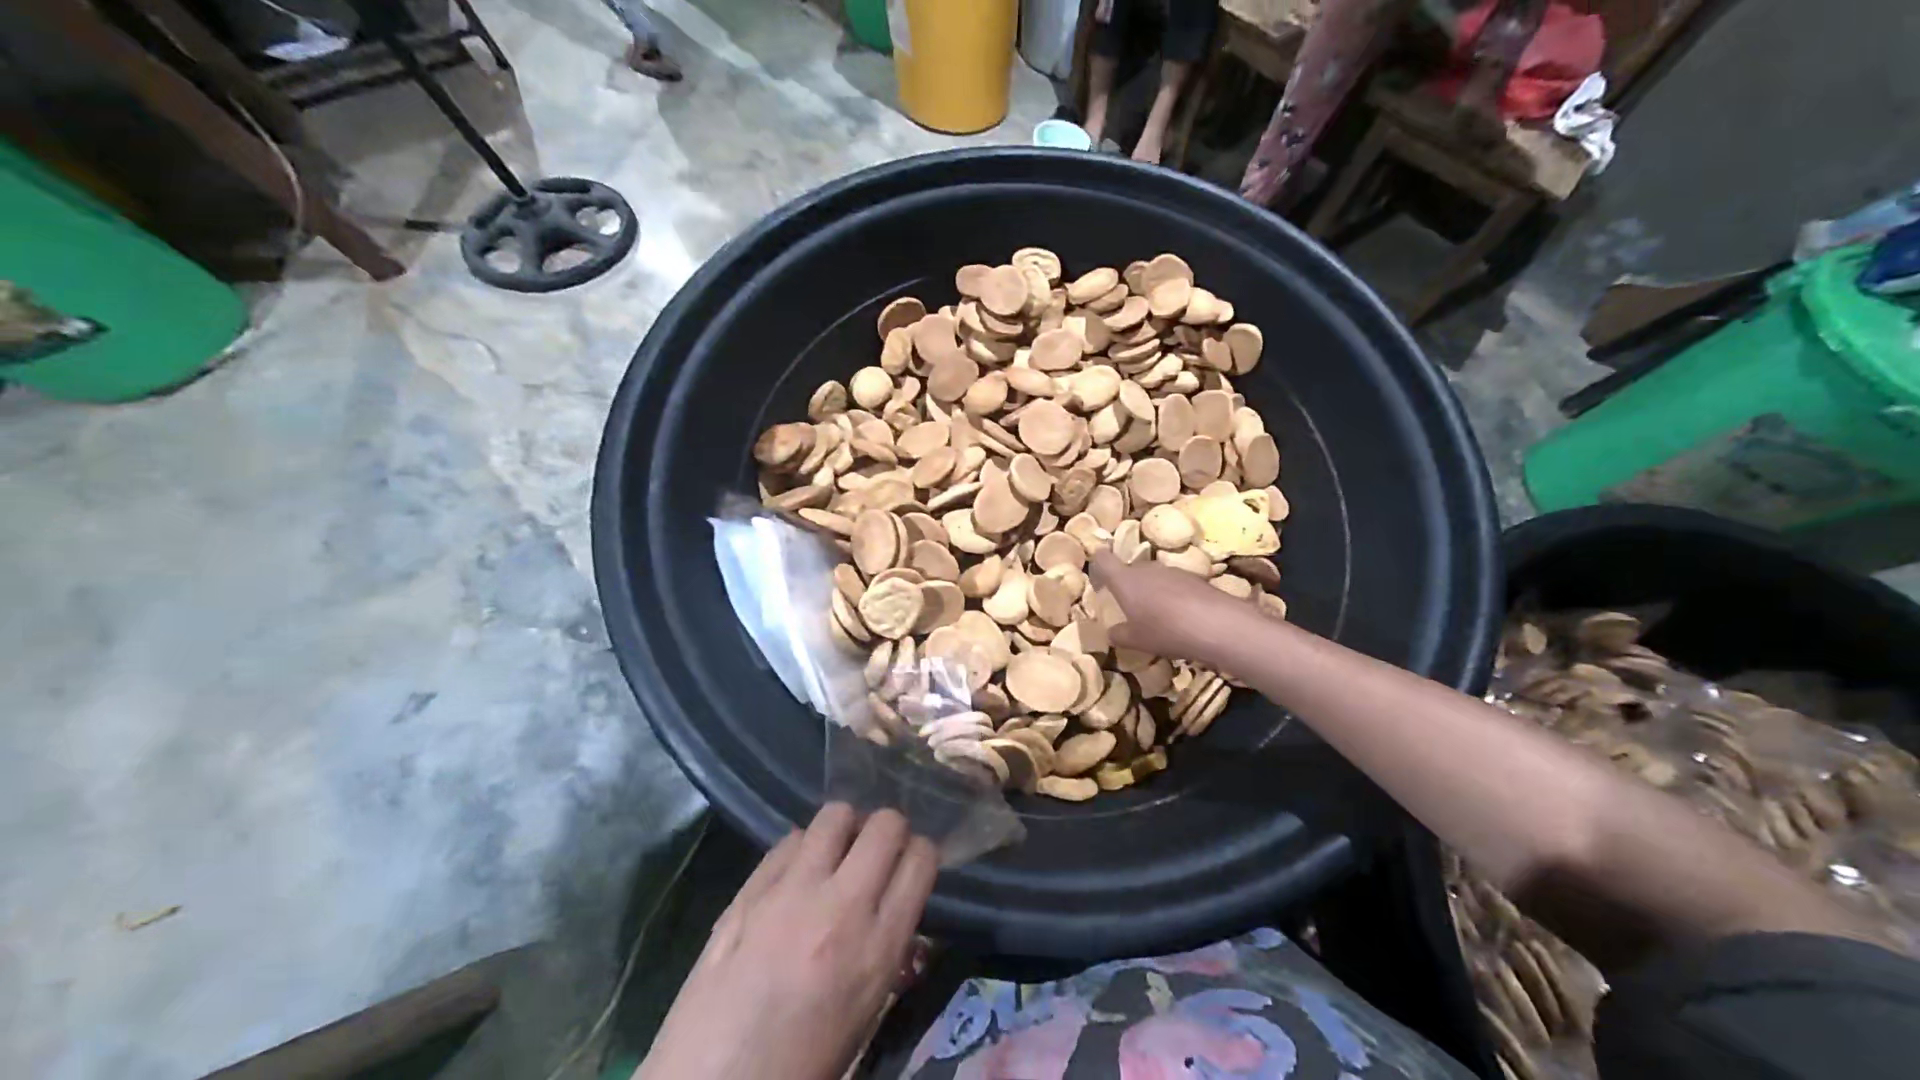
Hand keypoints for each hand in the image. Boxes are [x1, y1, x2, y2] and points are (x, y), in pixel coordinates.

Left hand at [636, 804, 936, 1079]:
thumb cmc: (802, 1063)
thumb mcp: (865, 1013)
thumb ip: (888, 951)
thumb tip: (895, 910)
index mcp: (878, 948)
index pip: (920, 861)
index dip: (921, 854)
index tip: (911, 863)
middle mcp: (842, 906)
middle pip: (886, 825)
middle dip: (890, 831)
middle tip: (879, 851)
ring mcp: (792, 891)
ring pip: (836, 815)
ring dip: (845, 828)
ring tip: (838, 851)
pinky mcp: (751, 888)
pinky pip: (791, 839)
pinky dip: (803, 848)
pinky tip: (797, 873)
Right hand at [1090, 549, 1244, 663]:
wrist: (1217, 625)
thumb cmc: (1165, 631)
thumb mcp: (1136, 641)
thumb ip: (1119, 635)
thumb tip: (1112, 632)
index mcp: (1125, 580)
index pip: (1104, 560)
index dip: (1098, 563)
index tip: (1098, 575)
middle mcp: (1146, 569)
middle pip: (1131, 569)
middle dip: (1128, 584)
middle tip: (1129, 606)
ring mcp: (1172, 571)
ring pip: (1154, 577)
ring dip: (1152, 591)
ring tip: (1157, 615)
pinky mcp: (1195, 578)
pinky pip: (1175, 585)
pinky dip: (1173, 596)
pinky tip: (1181, 617)